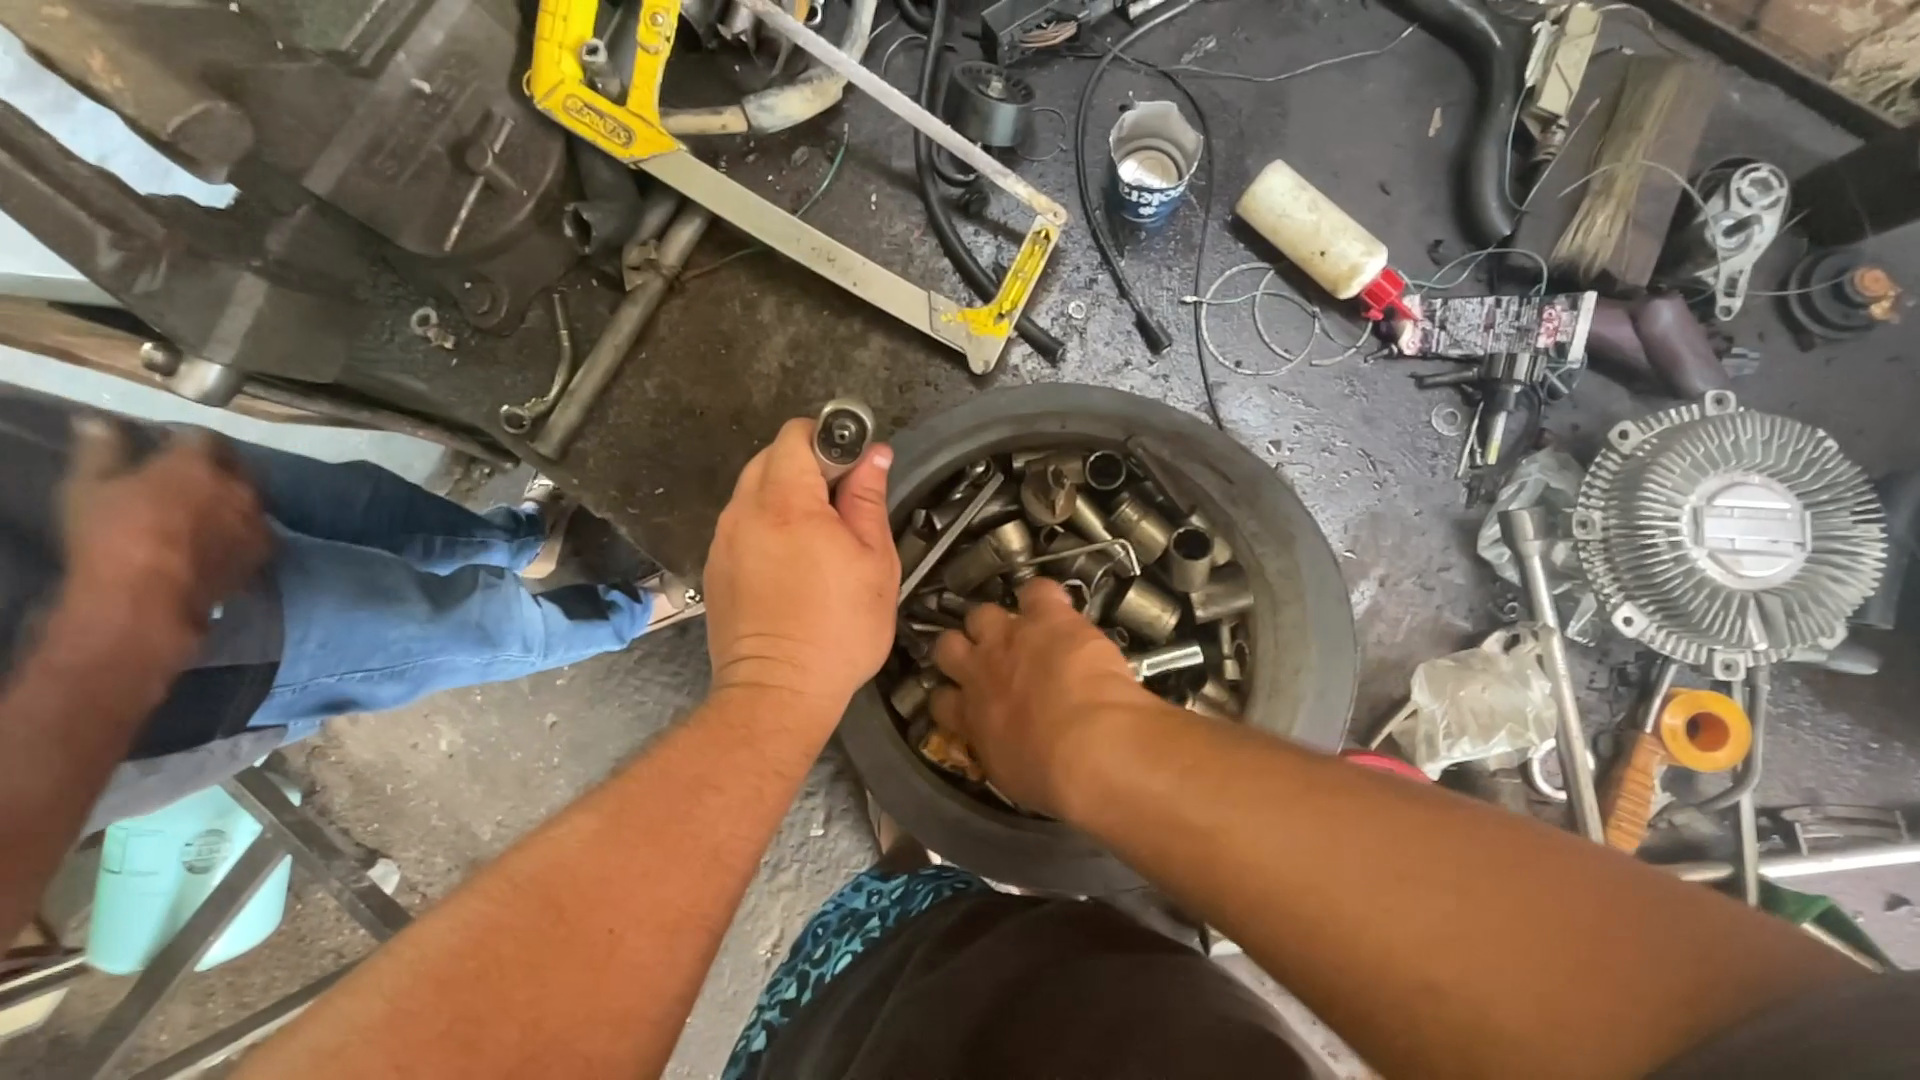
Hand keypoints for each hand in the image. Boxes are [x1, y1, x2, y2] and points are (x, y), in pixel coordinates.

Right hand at [60, 419, 271, 653]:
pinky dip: (242, 527)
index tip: (166, 444)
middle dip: (218, 465)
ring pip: (252, 497)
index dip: (184, 438)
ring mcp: (259, 519)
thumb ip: (101, 449)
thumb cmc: (111, 536)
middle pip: (237, 465)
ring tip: (208, 508)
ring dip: (234, 497)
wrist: (149, 597)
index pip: (202, 436)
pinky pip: (258, 529)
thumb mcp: (89, 487)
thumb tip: (100, 421)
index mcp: (198, 463)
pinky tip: (222, 537)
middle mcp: (239, 485)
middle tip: (191, 477)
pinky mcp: (266, 549)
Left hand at [703, 418, 899, 713]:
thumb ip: (869, 500)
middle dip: (808, 467)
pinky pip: (742, 525)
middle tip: (843, 506)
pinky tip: (793, 565)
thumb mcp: (875, 563)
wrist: (778, 692)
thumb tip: (874, 455)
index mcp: (787, 503)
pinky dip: (767, 527)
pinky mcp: (715, 567)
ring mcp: (723, 540)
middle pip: (771, 458)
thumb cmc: (839, 631)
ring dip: (787, 497)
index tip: (854, 467)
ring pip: (754, 491)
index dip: (830, 440)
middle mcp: (744, 512)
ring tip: (819, 540)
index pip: (797, 435)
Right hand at [930, 578, 1162, 815]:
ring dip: (998, 621)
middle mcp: (980, 671)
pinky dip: (1043, 597)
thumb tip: (1004, 748)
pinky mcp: (1047, 617)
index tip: (965, 699)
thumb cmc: (1054, 775)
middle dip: (963, 648)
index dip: (952, 695)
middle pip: (948, 645)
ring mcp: (1010, 638)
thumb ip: (999, 752)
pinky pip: (1036, 590)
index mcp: (970, 717)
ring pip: (983, 613)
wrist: (1090, 746)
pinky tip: (1055, 606)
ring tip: (1019, 630)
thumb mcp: (1012, 777)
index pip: (941, 699)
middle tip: (986, 656)